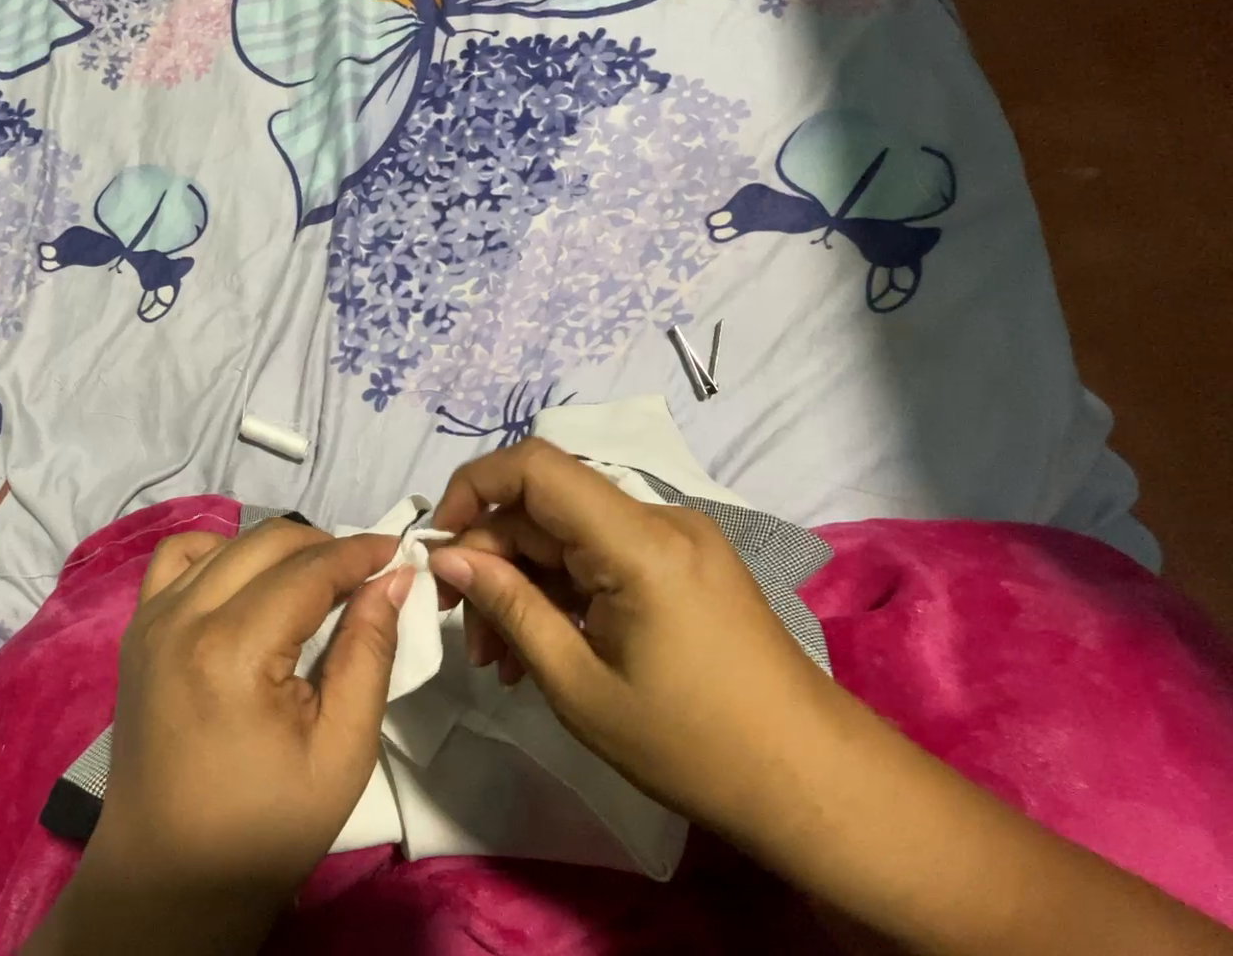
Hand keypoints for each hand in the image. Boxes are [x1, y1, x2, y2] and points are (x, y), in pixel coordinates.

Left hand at [29, 521, 410, 954]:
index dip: (360, 554)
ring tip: (313, 580)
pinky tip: (244, 582)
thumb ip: (368, 654)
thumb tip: (392, 580)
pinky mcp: (135, 632)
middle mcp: (183, 618)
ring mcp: (150, 620)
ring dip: (276, 548)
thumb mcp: (342, 752)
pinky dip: (216, 552)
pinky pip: (175, 560)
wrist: (171, 876)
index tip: (400, 553)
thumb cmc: (265, 826)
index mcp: (233, 650)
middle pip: (266, 543)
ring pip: (223, 544)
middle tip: (366, 573)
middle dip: (325, 546)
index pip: (309, 571)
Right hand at [426, 436, 837, 838]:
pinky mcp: (678, 566)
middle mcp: (658, 521)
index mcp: (639, 542)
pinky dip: (558, 594)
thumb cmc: (694, 745)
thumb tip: (446, 558)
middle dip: (490, 559)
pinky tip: (539, 649)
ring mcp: (673, 542)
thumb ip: (509, 607)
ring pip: (564, 537)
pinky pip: (596, 559)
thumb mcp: (578, 684)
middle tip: (462, 627)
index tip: (439, 548)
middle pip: (543, 508)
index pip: (535, 467)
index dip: (472, 489)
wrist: (814, 785)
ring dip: (520, 585)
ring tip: (500, 660)